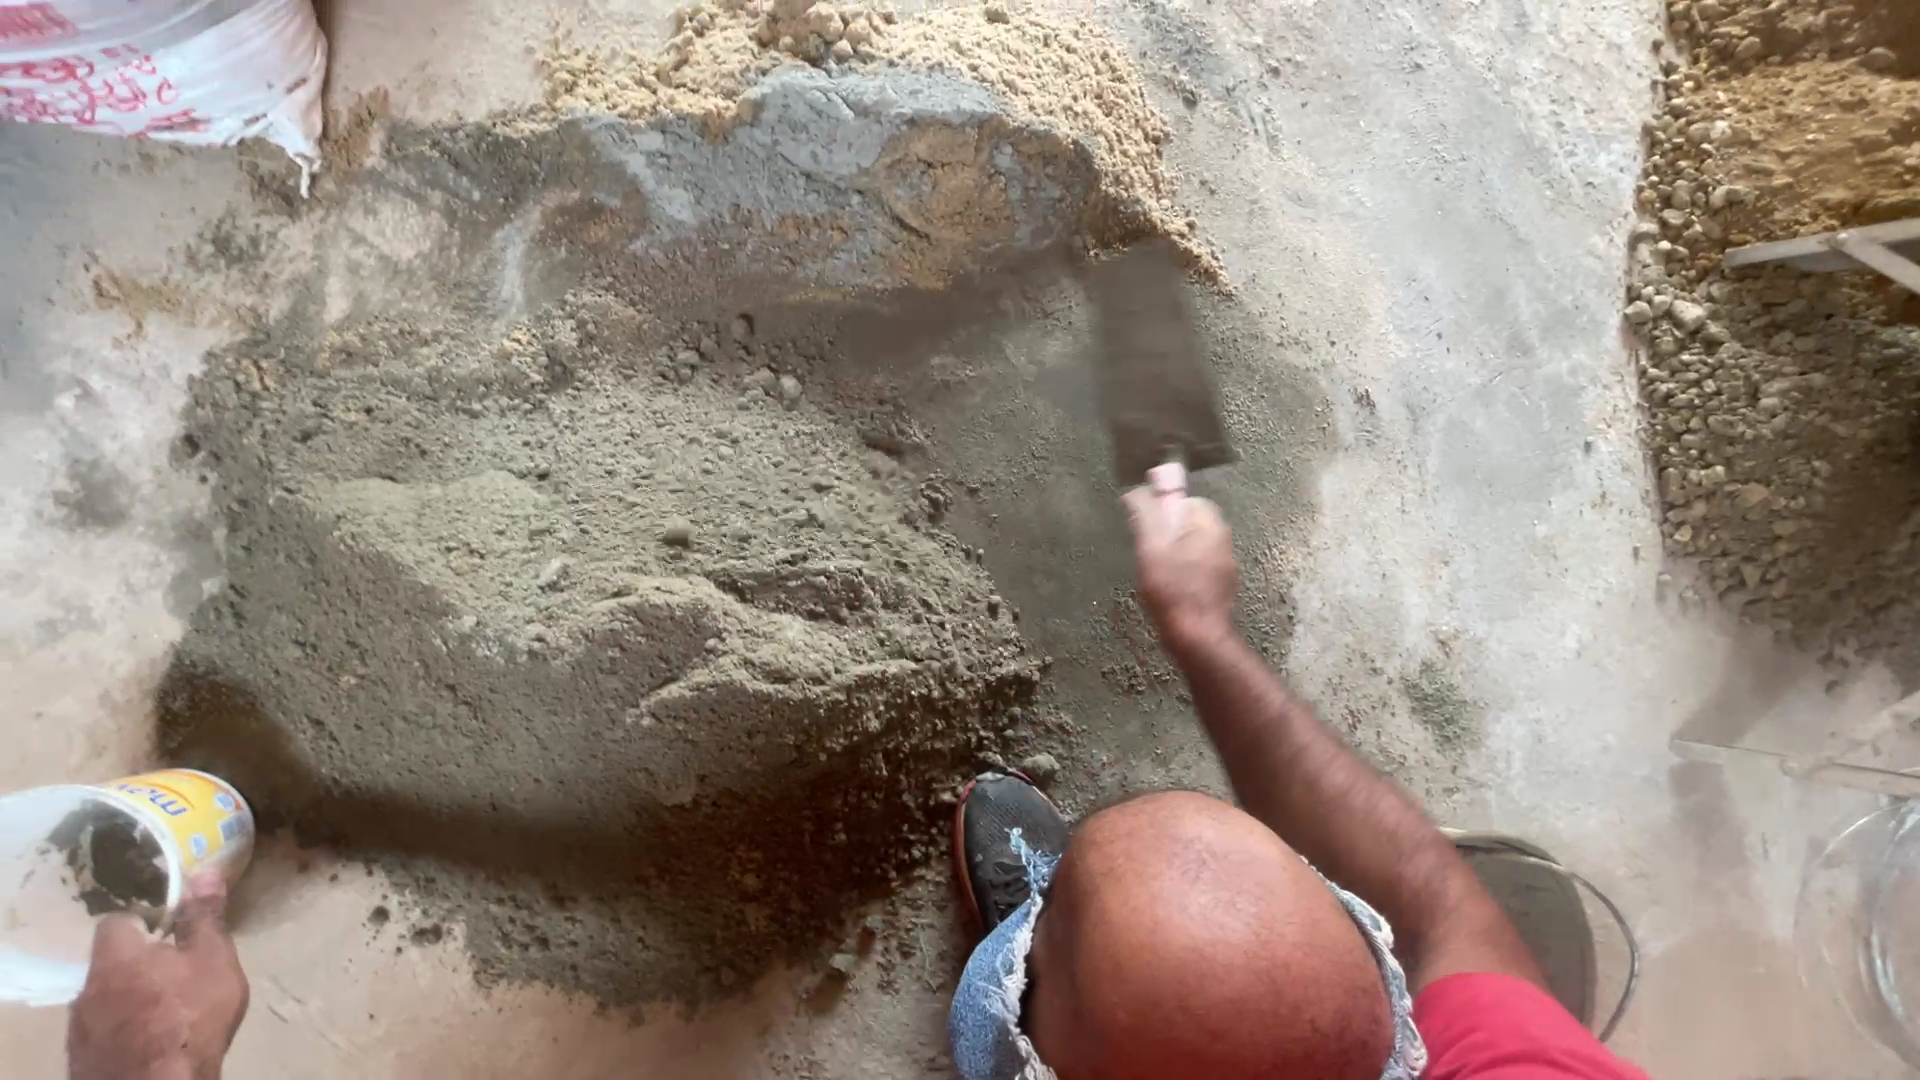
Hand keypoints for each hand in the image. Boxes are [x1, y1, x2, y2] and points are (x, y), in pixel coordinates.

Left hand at [68, 873, 248, 1079]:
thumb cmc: (193, 1010)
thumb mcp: (214, 956)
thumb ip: (204, 917)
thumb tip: (203, 873)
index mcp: (117, 958)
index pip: (116, 922)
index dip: (144, 917)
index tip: (172, 920)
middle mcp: (87, 988)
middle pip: (111, 960)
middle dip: (142, 955)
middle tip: (181, 959)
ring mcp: (80, 1025)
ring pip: (107, 992)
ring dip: (133, 987)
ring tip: (172, 994)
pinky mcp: (84, 1053)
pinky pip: (105, 1021)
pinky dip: (127, 1016)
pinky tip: (155, 1024)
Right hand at [1122, 463, 1237, 654]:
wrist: (1197, 636)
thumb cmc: (1172, 588)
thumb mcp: (1150, 546)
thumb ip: (1144, 514)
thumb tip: (1136, 491)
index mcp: (1211, 526)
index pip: (1190, 501)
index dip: (1166, 510)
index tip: (1149, 526)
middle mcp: (1224, 542)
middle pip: (1193, 525)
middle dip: (1170, 532)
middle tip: (1149, 551)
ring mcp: (1226, 567)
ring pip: (1196, 548)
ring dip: (1177, 554)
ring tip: (1157, 572)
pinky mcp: (1223, 589)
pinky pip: (1201, 570)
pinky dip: (1185, 573)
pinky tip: (1171, 589)